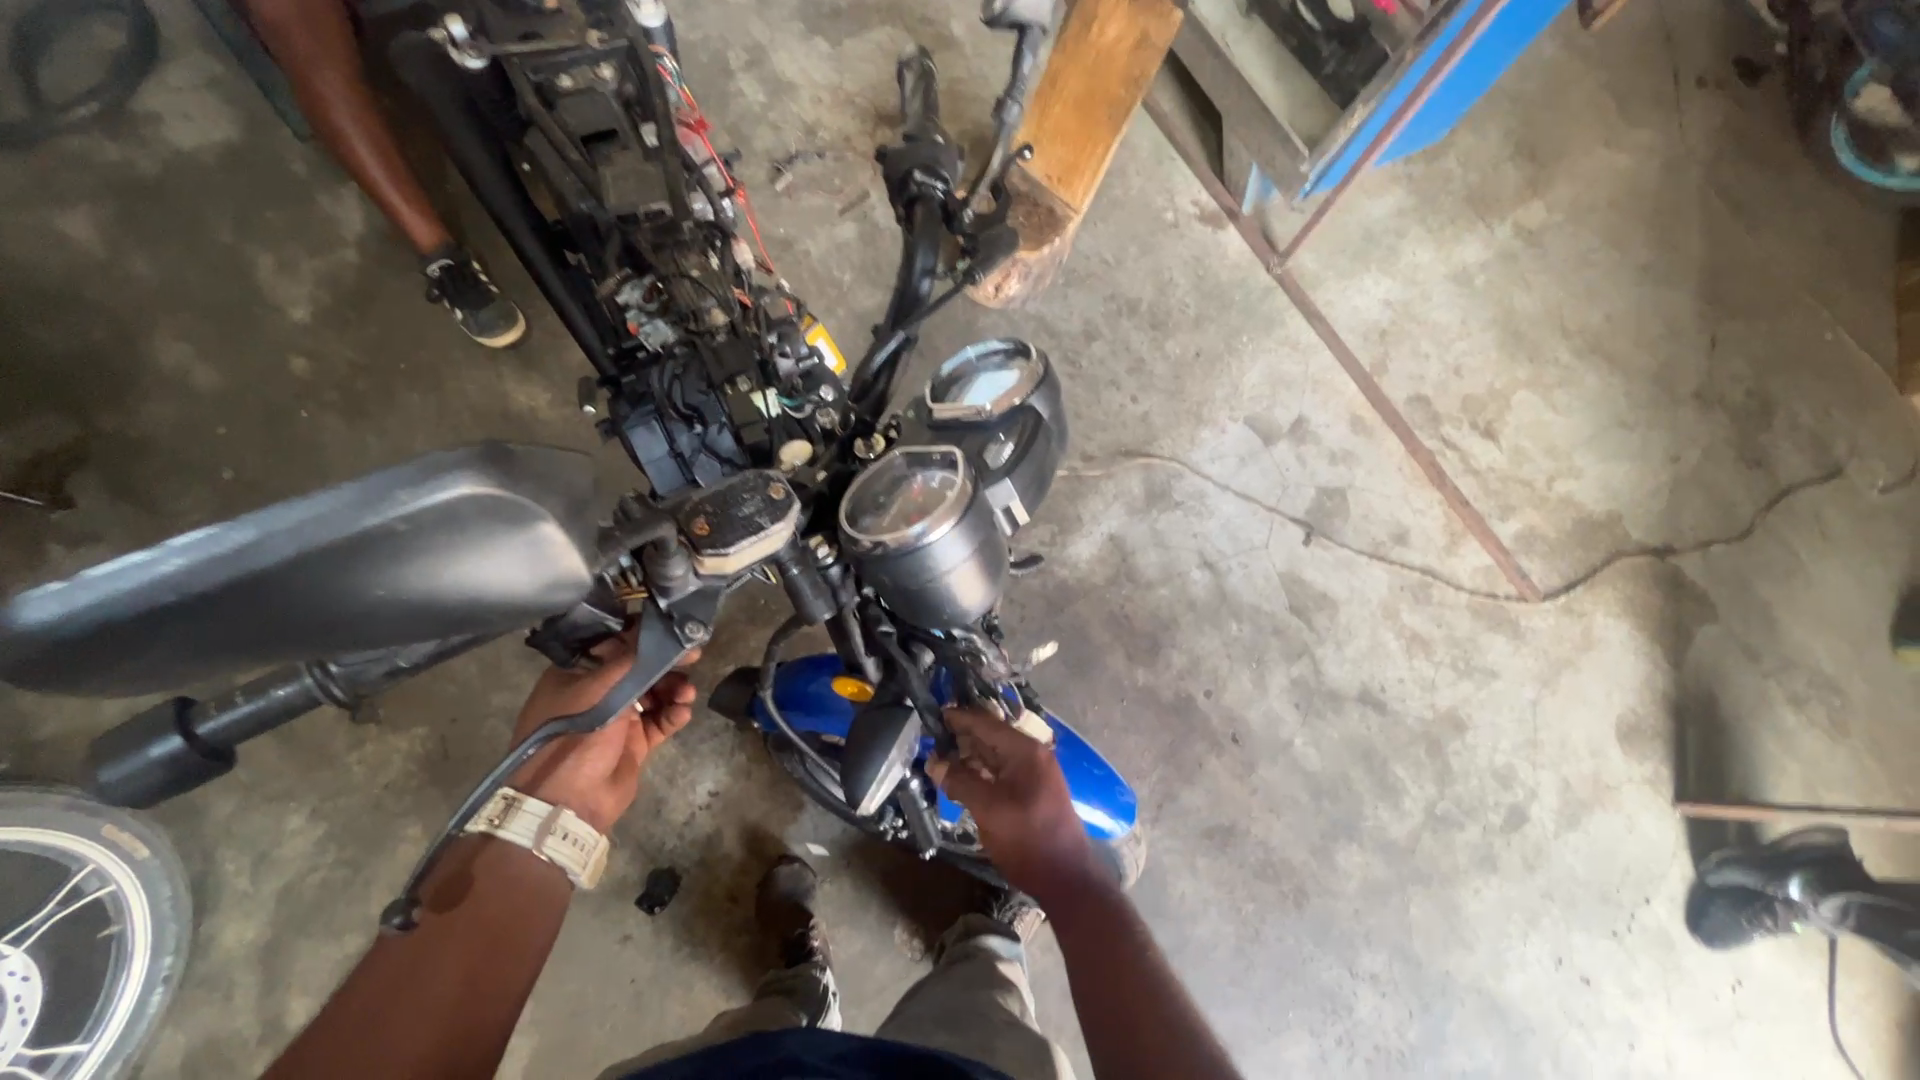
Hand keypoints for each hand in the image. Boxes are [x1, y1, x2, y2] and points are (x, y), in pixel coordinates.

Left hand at [507, 631, 699, 831]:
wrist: (568, 800)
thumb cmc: (575, 733)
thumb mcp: (600, 687)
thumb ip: (632, 657)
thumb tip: (661, 627)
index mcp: (577, 673)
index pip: (614, 643)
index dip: (643, 634)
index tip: (673, 628)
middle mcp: (597, 692)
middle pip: (639, 667)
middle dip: (666, 663)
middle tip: (693, 656)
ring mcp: (616, 718)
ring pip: (654, 693)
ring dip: (673, 689)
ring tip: (686, 693)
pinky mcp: (635, 742)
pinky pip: (660, 720)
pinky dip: (673, 714)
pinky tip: (682, 712)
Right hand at [928, 706, 1104, 906]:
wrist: (1066, 877)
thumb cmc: (1027, 839)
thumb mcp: (988, 808)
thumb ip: (960, 781)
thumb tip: (934, 762)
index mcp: (1025, 751)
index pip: (986, 723)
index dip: (959, 718)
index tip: (933, 713)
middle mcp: (1031, 756)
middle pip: (990, 737)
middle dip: (961, 737)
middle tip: (930, 737)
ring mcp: (1033, 774)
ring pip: (994, 757)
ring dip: (968, 756)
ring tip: (938, 757)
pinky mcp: (1031, 793)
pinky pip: (1000, 773)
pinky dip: (979, 773)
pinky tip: (959, 780)